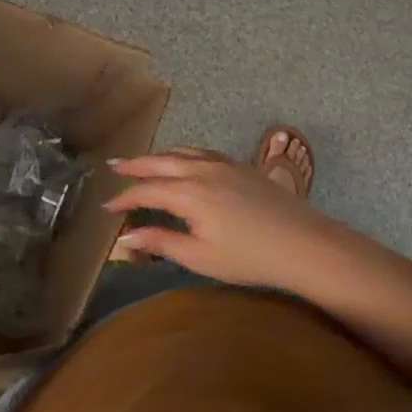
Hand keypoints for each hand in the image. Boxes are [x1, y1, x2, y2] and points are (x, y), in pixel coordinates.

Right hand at [106, 147, 372, 292]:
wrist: (304, 244)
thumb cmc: (249, 257)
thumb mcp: (200, 257)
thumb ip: (162, 243)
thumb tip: (126, 238)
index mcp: (189, 193)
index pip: (147, 191)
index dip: (125, 199)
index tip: (107, 207)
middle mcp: (203, 171)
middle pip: (161, 162)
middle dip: (136, 165)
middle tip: (114, 166)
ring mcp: (225, 165)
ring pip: (184, 153)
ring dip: (160, 157)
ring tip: (143, 162)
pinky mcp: (243, 167)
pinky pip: (204, 153)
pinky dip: (185, 155)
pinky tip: (186, 161)